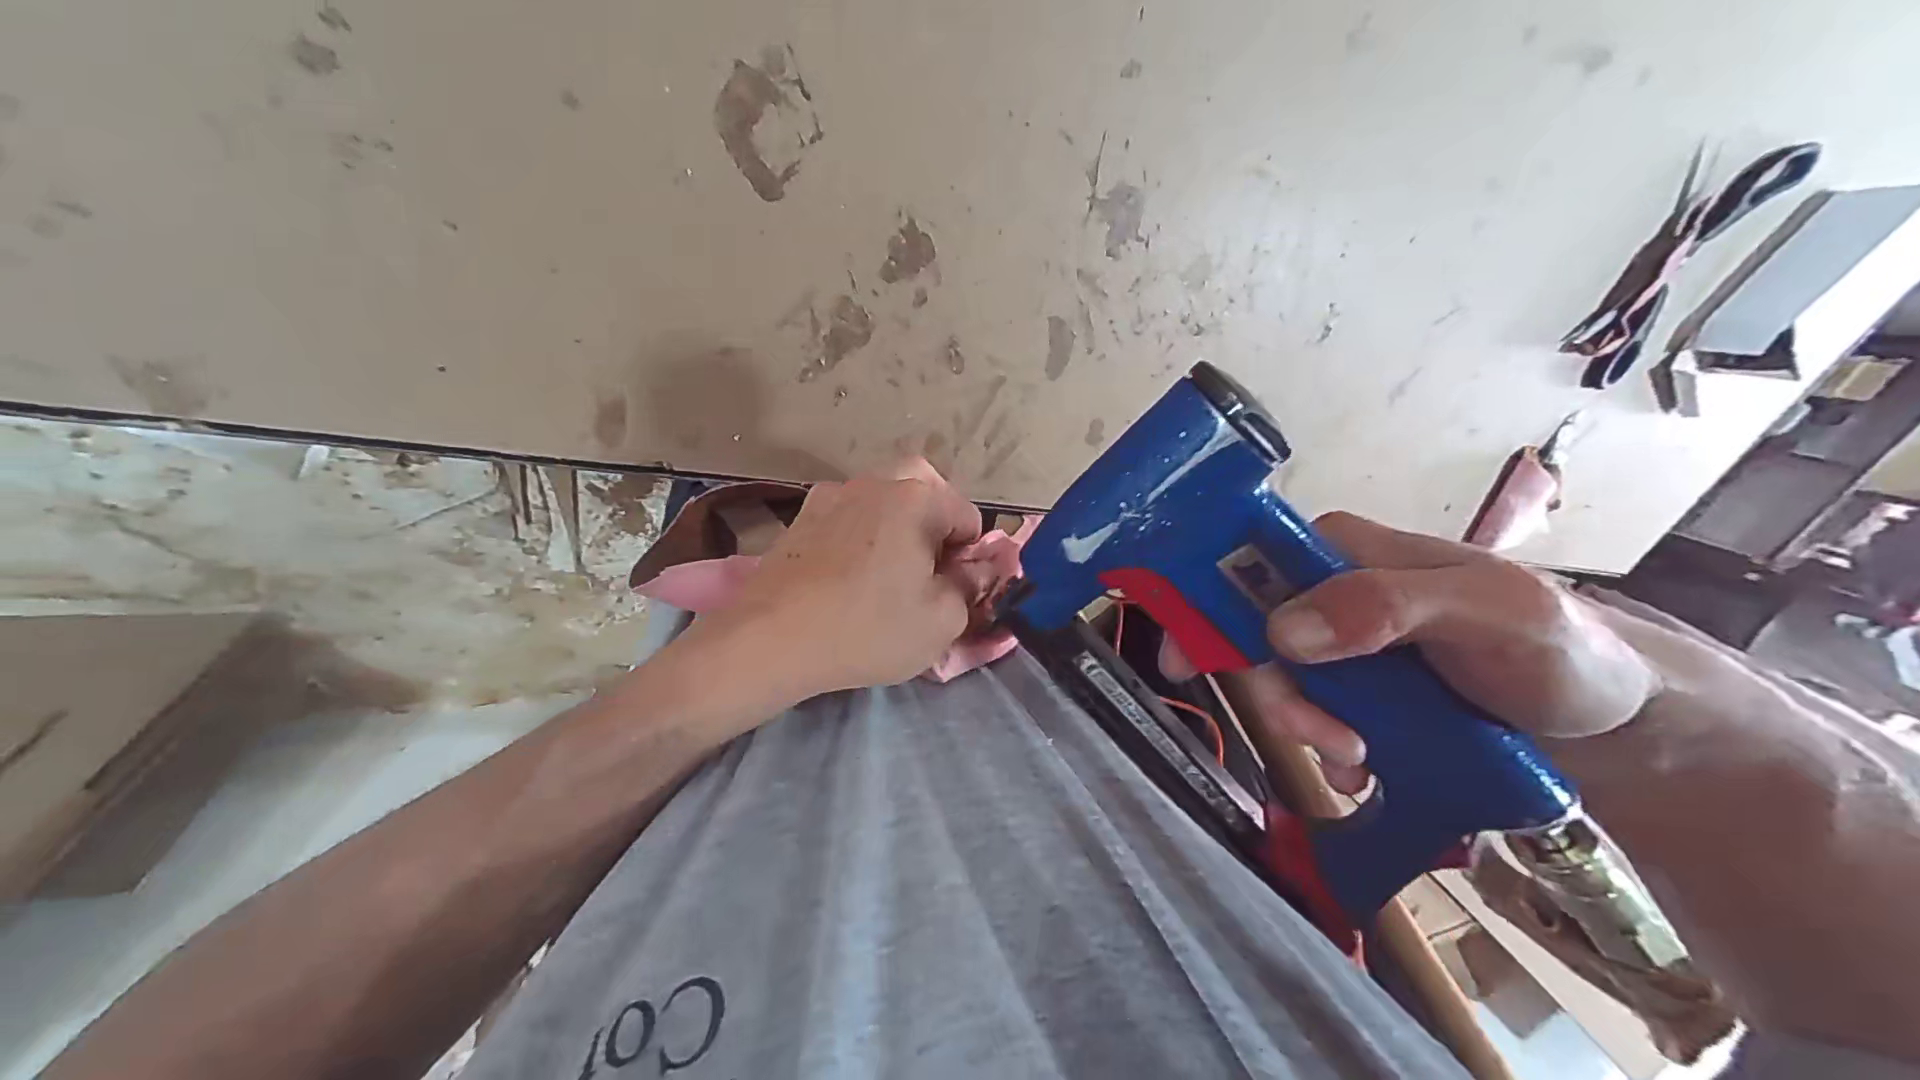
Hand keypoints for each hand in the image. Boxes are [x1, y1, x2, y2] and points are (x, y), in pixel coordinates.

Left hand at [679, 459, 982, 702]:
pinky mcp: (800, 517)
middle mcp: (875, 482)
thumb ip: (973, 586)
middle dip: (934, 535)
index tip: (953, 591)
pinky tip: (845, 579)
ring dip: (896, 534)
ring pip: (884, 507)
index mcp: (917, 498)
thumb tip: (980, 568)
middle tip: (923, 580)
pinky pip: (848, 520)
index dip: (971, 557)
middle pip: (925, 500)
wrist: (769, 639)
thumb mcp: (942, 620)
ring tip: (882, 581)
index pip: (969, 518)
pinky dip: (859, 541)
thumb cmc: (867, 628)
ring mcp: (831, 495)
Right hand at [1165, 512, 1660, 791]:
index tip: (1183, 659)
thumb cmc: (1562, 650)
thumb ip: (1388, 606)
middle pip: (1255, 635)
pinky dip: (1326, 750)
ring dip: (1308, 729)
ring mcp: (1341, 644)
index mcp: (1340, 551)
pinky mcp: (1357, 691)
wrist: (1623, 725)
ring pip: (1281, 683)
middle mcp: (1328, 590)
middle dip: (1280, 695)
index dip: (1203, 603)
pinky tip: (1363, 770)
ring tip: (1361, 759)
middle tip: (1326, 739)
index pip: (1246, 562)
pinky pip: (1312, 717)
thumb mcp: (1489, 614)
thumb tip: (1283, 631)